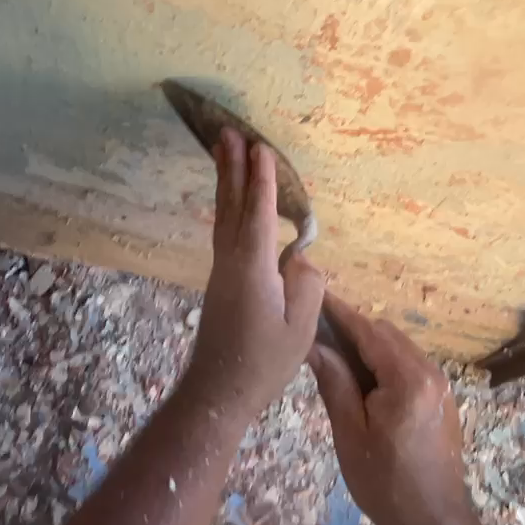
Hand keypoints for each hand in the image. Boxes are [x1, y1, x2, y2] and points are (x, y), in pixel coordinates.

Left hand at [181, 128, 326, 419]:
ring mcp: (221, 268)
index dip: (261, 180)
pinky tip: (230, 200)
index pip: (258, 214)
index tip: (260, 148)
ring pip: (223, 214)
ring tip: (223, 150)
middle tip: (228, 132)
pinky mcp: (219, 278)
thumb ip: (306, 285)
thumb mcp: (300, 329)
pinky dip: (227, 203)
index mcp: (253, 268)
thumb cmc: (262, 363)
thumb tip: (300, 258)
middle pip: (231, 204)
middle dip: (232, 167)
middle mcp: (231, 260)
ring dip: (225, 180)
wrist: (217, 391)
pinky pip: (224, 227)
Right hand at [308, 296, 498, 524]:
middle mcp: (430, 371)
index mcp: (408, 378)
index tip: (317, 295)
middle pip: (386, 333)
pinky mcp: (443, 395)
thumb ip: (334, 383)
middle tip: (320, 335)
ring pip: (399, 346)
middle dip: (354, 330)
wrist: (433, 522)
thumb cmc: (385, 482)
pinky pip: (410, 362)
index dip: (340, 313)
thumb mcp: (350, 434)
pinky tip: (366, 379)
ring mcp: (441, 382)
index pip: (368, 331)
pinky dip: (387, 361)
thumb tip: (314, 345)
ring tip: (339, 358)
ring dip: (371, 345)